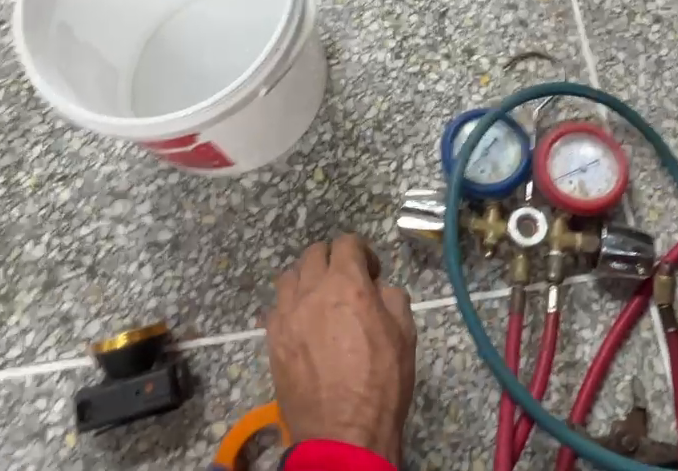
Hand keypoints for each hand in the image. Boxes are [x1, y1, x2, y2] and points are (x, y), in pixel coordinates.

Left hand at [265, 235, 416, 463]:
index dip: (362, 251)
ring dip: (307, 278)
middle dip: (333, 259)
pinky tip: (302, 323)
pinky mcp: (273, 341)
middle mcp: (312, 291)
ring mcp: (287, 316)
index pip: (346, 243)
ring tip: (319, 298)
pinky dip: (289, 305)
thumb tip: (376, 288)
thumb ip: (391, 296)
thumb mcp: (405, 332)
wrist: (344, 434)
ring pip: (289, 276)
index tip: (371, 272)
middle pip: (314, 253)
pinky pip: (275, 307)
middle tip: (346, 281)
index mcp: (347, 284)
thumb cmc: (382, 382)